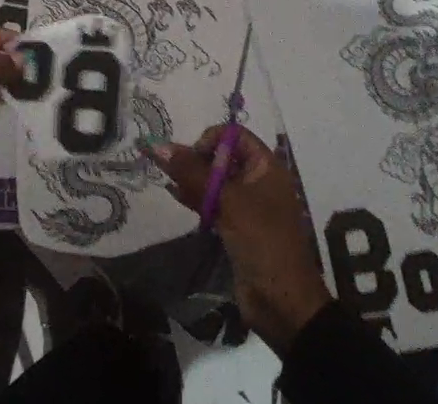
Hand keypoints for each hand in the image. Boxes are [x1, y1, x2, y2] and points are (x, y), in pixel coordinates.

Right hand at [150, 125, 333, 354]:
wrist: (282, 302)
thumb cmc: (261, 241)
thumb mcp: (227, 202)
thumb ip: (191, 172)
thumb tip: (155, 145)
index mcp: (266, 167)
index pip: (234, 135)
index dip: (211, 141)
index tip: (193, 161)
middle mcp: (258, 181)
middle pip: (222, 157)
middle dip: (196, 160)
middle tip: (173, 172)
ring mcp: (247, 205)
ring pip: (214, 181)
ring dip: (191, 179)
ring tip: (168, 182)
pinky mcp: (236, 227)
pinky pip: (213, 203)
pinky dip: (195, 197)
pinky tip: (175, 195)